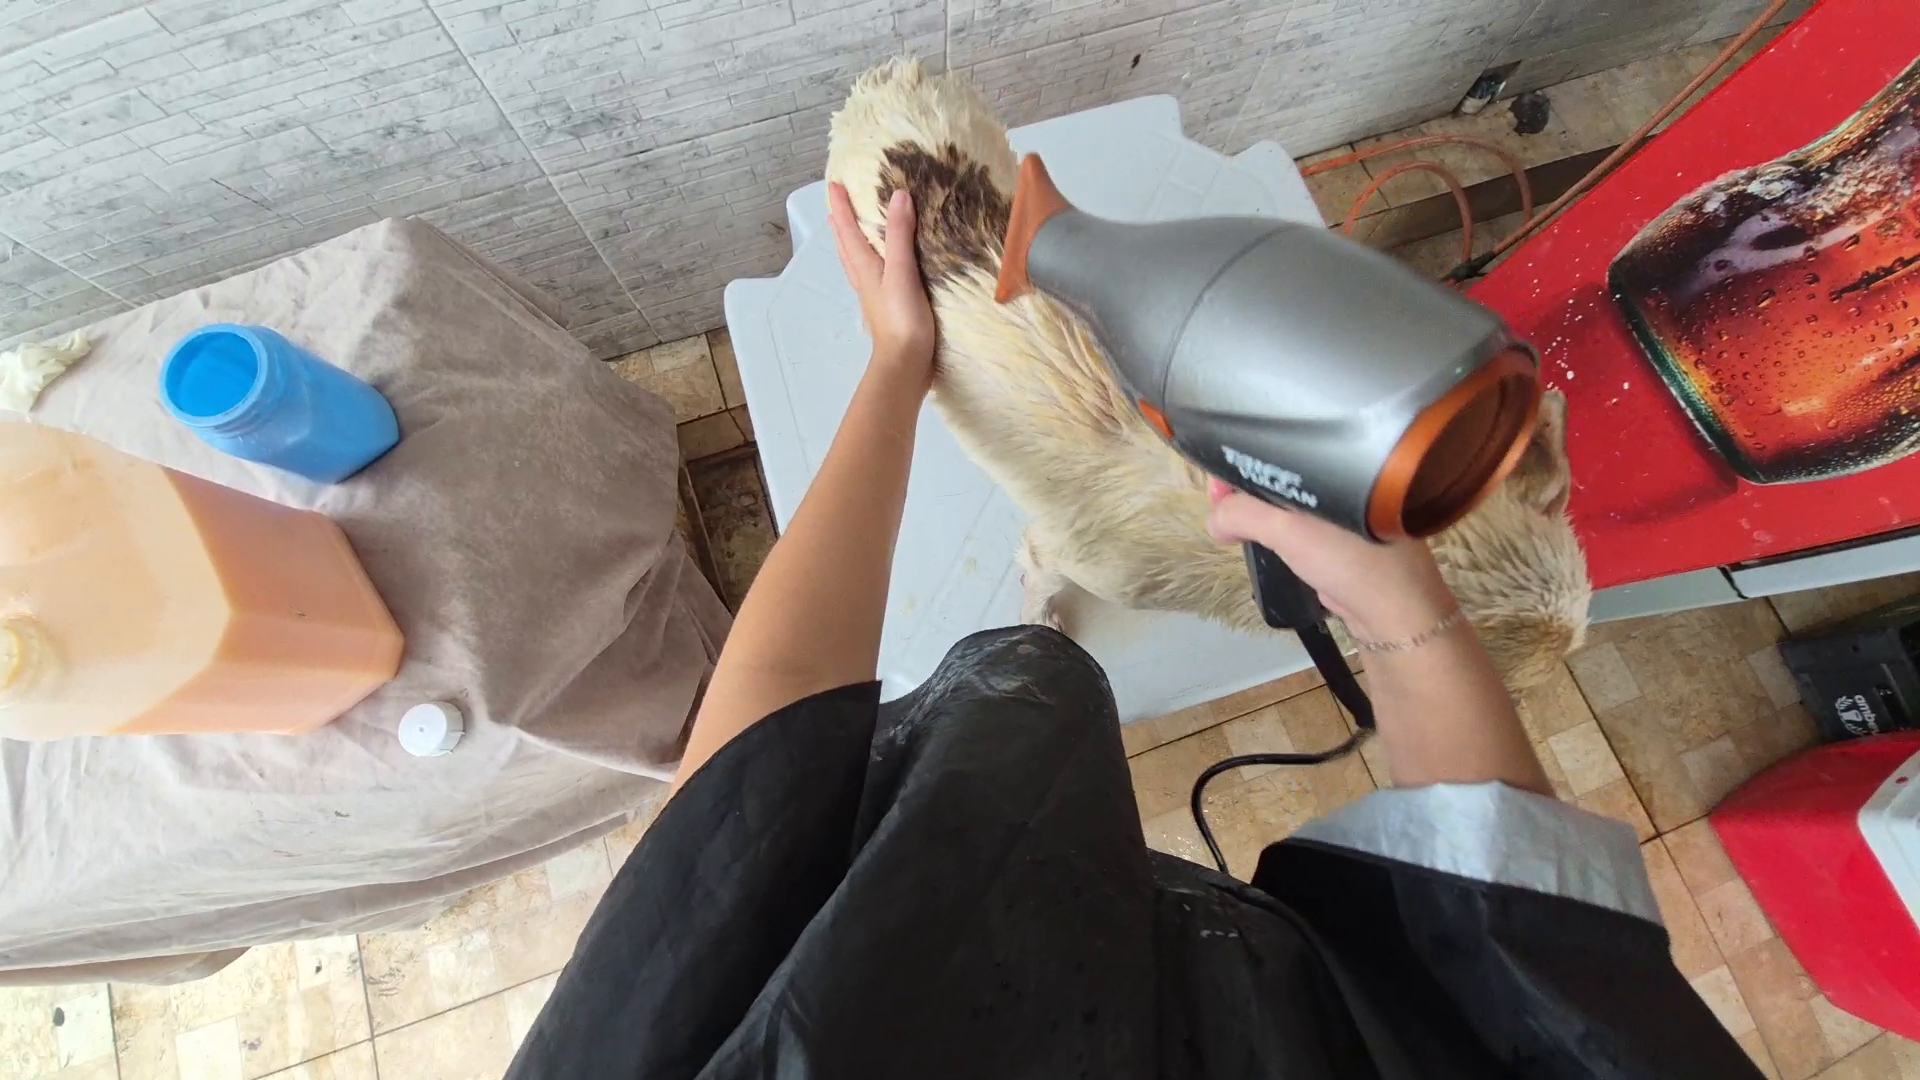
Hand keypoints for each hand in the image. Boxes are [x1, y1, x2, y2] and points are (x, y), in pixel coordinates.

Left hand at [829, 182, 936, 386]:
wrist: (905, 364)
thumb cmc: (901, 320)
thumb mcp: (901, 272)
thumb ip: (899, 236)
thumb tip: (898, 196)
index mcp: (864, 267)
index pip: (847, 230)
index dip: (841, 206)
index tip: (835, 184)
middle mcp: (864, 280)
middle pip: (846, 246)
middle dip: (841, 224)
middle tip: (837, 205)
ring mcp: (873, 296)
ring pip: (856, 262)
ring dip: (852, 243)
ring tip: (851, 231)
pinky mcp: (887, 308)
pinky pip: (873, 275)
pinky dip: (871, 261)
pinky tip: (880, 266)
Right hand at [1205, 479, 1457, 644]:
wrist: (1396, 615)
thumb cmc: (1350, 562)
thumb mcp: (1288, 532)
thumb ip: (1243, 516)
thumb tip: (1214, 520)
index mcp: (1338, 468)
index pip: (1277, 454)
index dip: (1241, 467)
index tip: (1218, 490)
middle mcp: (1343, 485)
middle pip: (1277, 479)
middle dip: (1244, 495)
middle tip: (1223, 515)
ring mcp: (1344, 515)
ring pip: (1287, 506)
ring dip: (1258, 518)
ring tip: (1237, 532)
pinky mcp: (1343, 540)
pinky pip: (1299, 527)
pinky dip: (1278, 534)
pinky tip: (1265, 546)